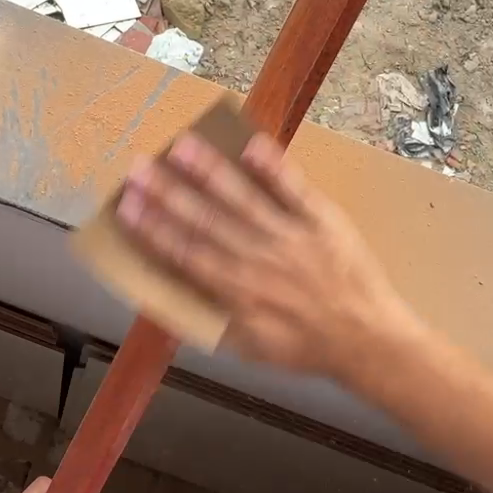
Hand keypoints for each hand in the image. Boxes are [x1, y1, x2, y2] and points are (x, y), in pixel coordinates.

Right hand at [115, 130, 428, 382]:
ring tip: (182, 145)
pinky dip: (273, 167)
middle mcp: (258, 258)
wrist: (367, 340)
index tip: (125, 207)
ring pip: (244, 198)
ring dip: (211, 172)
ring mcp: (291, 234)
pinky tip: (252, 142)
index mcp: (237, 291)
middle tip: (138, 167)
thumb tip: (169, 307)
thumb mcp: (250, 349)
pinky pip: (295, 189)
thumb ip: (209, 325)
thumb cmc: (305, 347)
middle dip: (168, 193)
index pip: (185, 253)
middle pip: (206, 220)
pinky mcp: (322, 219)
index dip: (153, 229)